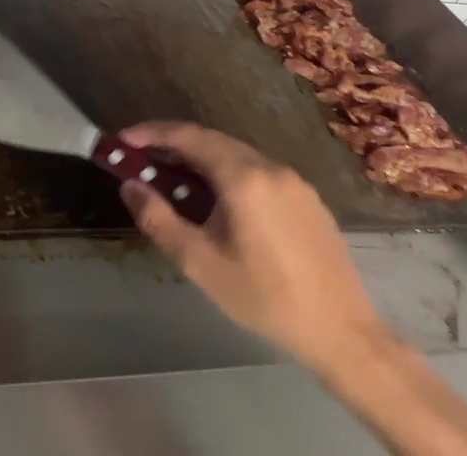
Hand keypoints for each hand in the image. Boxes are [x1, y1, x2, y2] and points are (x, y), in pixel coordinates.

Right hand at [117, 120, 388, 370]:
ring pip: (237, 156)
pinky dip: (227, 174)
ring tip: (174, 183)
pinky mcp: (310, 202)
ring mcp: (296, 184)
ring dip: (201, 160)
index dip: (151, 133)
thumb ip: (158, 218)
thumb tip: (130, 186)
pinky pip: (258, 173)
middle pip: (213, 141)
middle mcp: (272, 169)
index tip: (123, 140)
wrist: (342, 333)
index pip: (189, 136)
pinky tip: (218, 203)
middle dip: (173, 145)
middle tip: (142, 160)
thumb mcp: (198, 262)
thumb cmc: (264, 296)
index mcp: (244, 179)